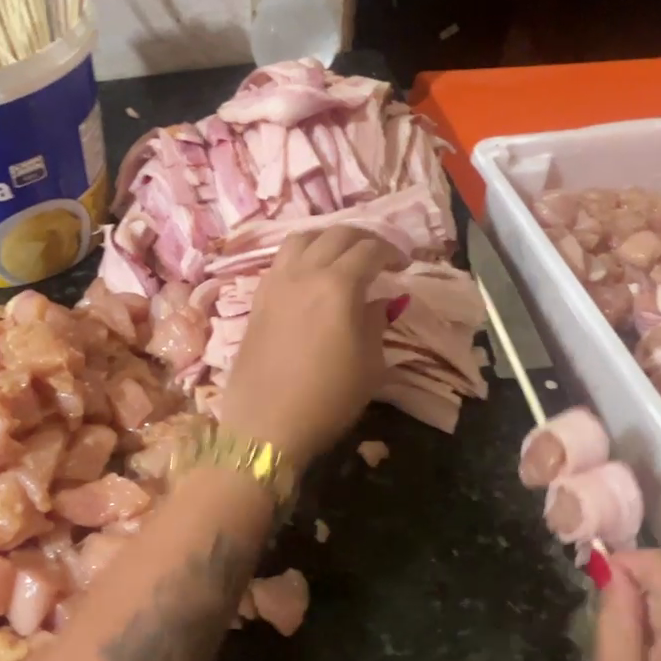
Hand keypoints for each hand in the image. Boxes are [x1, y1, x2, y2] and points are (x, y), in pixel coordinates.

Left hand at [219, 229, 404, 465]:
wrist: (265, 425)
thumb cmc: (327, 399)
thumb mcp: (369, 365)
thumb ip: (376, 323)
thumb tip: (381, 301)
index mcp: (338, 285)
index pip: (370, 250)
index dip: (392, 252)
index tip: (404, 266)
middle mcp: (304, 273)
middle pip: (336, 235)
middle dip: (363, 239)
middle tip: (379, 256)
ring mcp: (275, 284)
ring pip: (301, 239)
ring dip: (326, 239)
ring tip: (341, 257)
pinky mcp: (256, 300)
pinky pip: (280, 261)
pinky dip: (301, 256)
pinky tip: (310, 276)